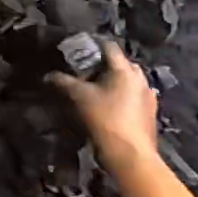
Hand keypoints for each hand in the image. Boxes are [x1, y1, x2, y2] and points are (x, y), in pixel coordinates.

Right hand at [47, 40, 161, 174]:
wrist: (131, 153)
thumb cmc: (105, 118)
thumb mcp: (78, 96)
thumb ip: (63, 81)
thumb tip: (47, 75)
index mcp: (125, 70)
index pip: (109, 46)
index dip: (93, 43)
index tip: (78, 45)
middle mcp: (141, 79)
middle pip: (122, 62)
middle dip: (105, 62)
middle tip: (85, 66)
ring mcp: (149, 96)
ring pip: (130, 79)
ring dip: (115, 78)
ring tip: (96, 84)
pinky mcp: (150, 111)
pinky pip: (134, 93)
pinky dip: (122, 92)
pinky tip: (109, 101)